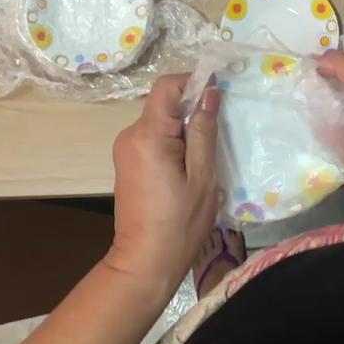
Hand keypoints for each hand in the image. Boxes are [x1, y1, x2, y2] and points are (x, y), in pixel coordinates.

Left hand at [105, 73, 221, 289]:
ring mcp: (125, 149)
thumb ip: (204, 130)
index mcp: (147, 134)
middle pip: (163, 103)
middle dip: (191, 109)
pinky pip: (153, 138)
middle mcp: (130, 134)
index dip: (193, 82)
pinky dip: (173, 142)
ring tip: (205, 156)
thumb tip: (210, 92)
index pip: (166, 86)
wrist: (145, 262)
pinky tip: (189, 167)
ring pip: (159, 121)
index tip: (218, 93)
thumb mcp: (202, 175)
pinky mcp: (127, 162)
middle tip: (218, 132)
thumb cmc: (179, 222)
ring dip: (184, 129)